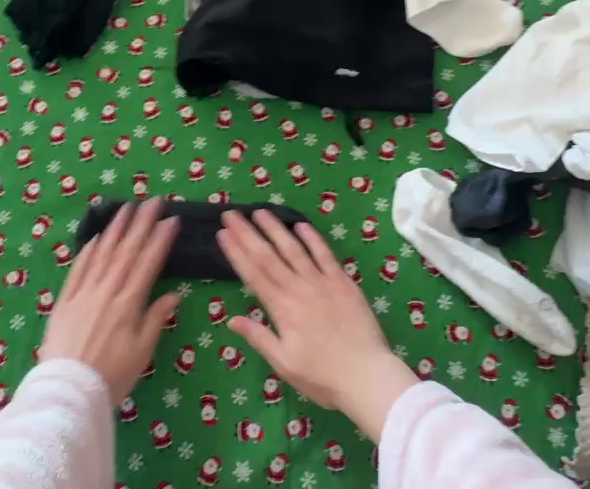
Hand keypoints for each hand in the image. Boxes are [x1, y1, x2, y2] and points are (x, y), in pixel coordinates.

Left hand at [37, 199, 182, 404]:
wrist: (68, 391)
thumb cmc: (112, 376)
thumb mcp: (142, 352)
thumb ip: (156, 319)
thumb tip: (173, 294)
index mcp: (129, 303)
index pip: (148, 263)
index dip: (160, 240)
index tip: (171, 219)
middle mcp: (107, 291)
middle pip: (127, 251)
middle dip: (142, 223)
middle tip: (153, 201)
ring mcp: (84, 292)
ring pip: (103, 253)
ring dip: (116, 228)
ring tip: (127, 207)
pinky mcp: (65, 300)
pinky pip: (78, 269)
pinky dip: (88, 251)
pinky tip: (97, 237)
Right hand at [218, 210, 418, 441]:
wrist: (367, 377)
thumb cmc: (322, 377)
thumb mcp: (284, 364)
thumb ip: (259, 338)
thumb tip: (232, 319)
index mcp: (281, 309)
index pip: (253, 274)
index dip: (236, 252)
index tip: (222, 233)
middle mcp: (298, 288)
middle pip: (268, 256)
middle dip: (247, 233)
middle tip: (231, 214)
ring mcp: (322, 282)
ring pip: (294, 249)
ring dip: (275, 229)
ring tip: (260, 211)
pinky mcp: (343, 282)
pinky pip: (325, 254)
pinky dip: (312, 238)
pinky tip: (301, 224)